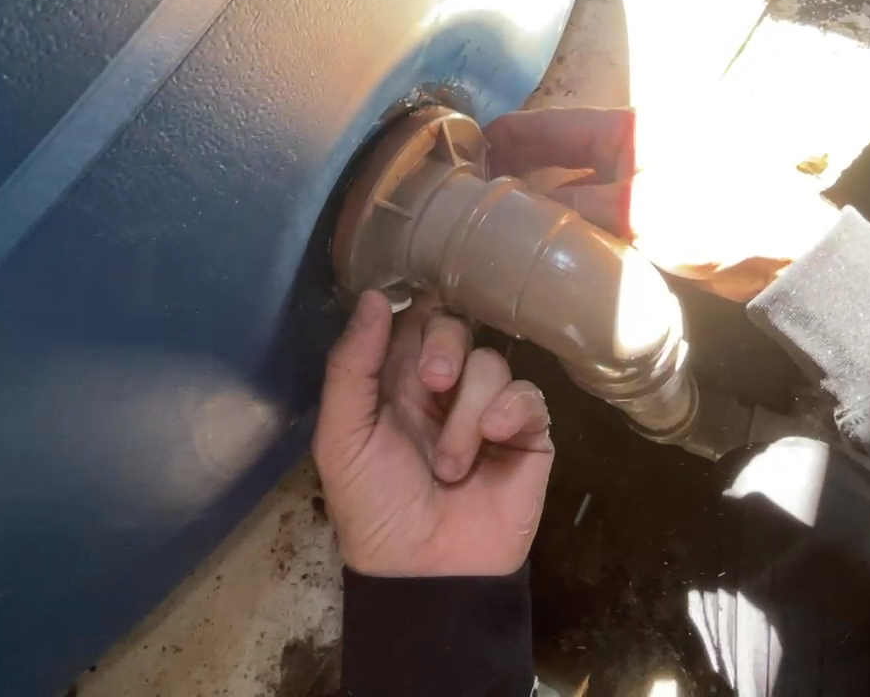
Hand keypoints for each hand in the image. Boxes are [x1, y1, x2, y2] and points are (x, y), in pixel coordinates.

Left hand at [313, 291, 553, 577]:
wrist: (426, 573)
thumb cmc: (375, 504)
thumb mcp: (342, 435)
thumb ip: (352, 365)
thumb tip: (376, 295)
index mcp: (398, 378)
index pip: (415, 318)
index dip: (418, 314)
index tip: (414, 323)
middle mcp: (445, 383)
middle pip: (456, 325)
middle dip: (444, 347)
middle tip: (433, 384)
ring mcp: (489, 404)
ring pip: (491, 361)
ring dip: (468, 410)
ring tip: (450, 463)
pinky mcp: (526, 429)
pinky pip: (527, 394)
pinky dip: (509, 410)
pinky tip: (495, 439)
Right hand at [484, 107, 836, 301]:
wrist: (777, 250)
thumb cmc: (712, 216)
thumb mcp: (636, 210)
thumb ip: (576, 206)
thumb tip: (523, 206)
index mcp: (626, 129)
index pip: (552, 125)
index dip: (509, 134)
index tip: (470, 146)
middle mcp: (627, 147)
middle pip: (558, 150)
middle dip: (517, 164)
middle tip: (473, 187)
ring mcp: (637, 178)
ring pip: (573, 181)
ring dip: (540, 193)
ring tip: (496, 212)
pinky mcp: (647, 210)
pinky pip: (594, 208)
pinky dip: (567, 216)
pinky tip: (543, 234)